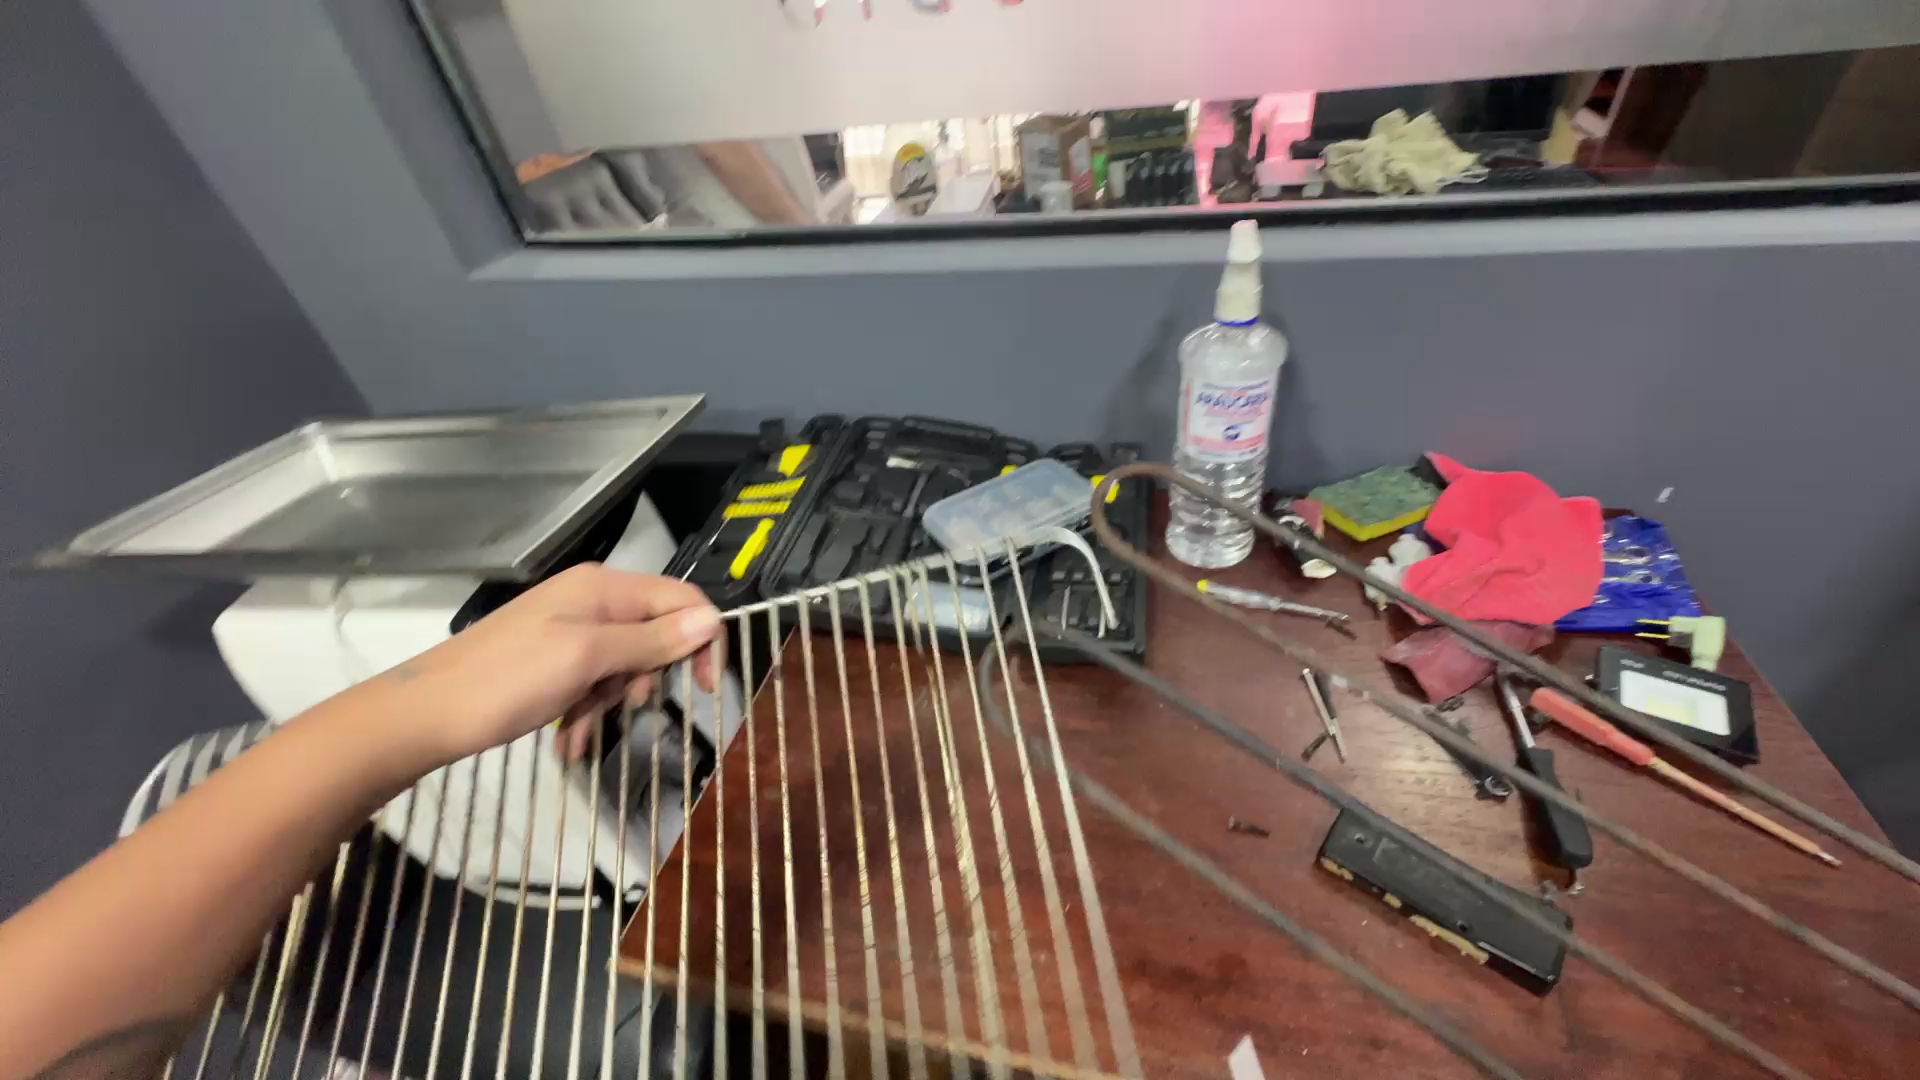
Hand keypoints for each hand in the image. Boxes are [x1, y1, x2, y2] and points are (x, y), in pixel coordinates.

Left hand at [381, 563, 724, 766]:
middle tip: (626, 704)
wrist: (420, 717)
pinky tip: (571, 739)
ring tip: (581, 727)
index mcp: (606, 588)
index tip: (707, 686)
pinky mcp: (558, 656)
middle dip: (647, 675)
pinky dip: (590, 708)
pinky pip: (597, 678)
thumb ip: (652, 639)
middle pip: (658, 632)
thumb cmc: (506, 682)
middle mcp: (595, 600)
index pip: (683, 600)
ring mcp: (574, 628)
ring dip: (613, 699)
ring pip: (629, 662)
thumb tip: (713, 620)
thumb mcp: (587, 659)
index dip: (704, 638)